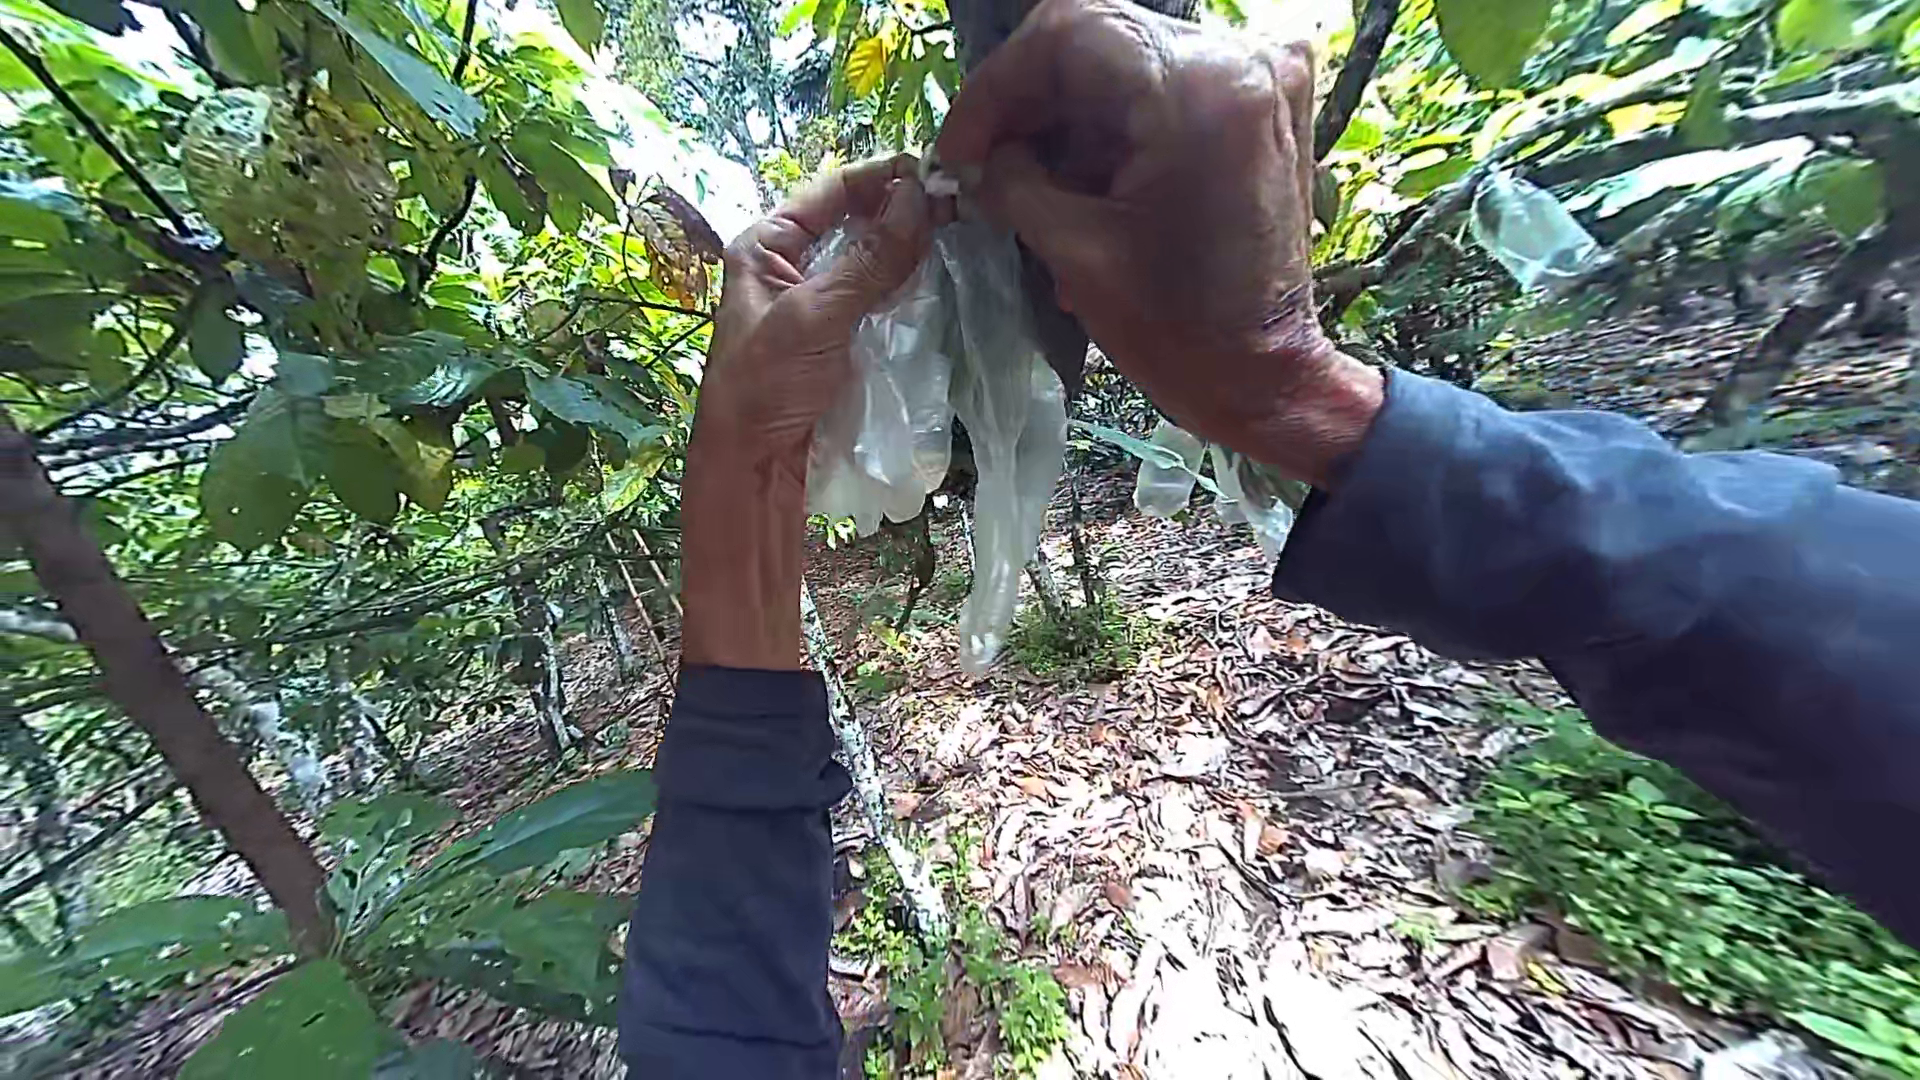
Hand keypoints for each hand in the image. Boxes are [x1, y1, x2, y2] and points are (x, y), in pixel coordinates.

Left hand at [681, 157, 934, 669]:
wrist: (758, 461)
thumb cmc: (768, 384)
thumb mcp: (814, 316)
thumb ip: (868, 261)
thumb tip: (921, 200)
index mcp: (769, 245)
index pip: (832, 192)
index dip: (883, 180)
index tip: (936, 177)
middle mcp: (796, 267)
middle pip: (858, 226)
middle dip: (905, 217)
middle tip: (960, 211)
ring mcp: (823, 305)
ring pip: (874, 264)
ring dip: (912, 254)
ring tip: (959, 240)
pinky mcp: (844, 339)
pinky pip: (881, 302)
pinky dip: (908, 292)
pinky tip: (938, 284)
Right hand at [935, 0, 1381, 487]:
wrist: (1257, 375)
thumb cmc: (1171, 330)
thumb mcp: (1078, 256)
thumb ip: (1015, 188)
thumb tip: (975, 164)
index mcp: (1195, 90)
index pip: (1067, 36)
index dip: (995, 88)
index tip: (958, 149)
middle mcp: (1239, 57)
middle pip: (1098, 50)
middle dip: (1028, 113)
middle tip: (984, 172)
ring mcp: (1260, 81)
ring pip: (1126, 82)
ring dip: (1068, 142)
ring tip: (1032, 208)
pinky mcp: (1260, 115)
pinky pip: (1163, 108)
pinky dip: (1113, 150)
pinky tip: (1084, 205)